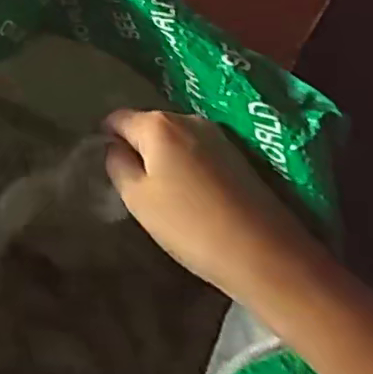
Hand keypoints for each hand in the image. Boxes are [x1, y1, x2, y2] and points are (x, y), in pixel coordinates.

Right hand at [102, 109, 319, 295]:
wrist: (267, 255)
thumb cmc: (190, 225)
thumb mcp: (138, 199)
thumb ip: (117, 164)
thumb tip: (114, 147)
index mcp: (157, 124)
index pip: (117, 118)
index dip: (106, 139)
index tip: (106, 166)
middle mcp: (187, 118)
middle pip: (147, 126)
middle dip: (137, 148)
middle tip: (135, 186)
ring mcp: (216, 134)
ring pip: (174, 139)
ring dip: (164, 159)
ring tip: (165, 196)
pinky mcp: (237, 155)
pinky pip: (197, 151)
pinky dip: (187, 167)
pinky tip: (192, 198)